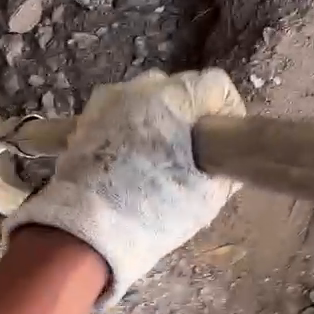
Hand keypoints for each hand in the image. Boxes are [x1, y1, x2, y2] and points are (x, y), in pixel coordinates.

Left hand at [5, 68, 245, 303]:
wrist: (89, 229)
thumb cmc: (156, 210)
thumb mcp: (207, 196)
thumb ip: (223, 166)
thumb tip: (227, 160)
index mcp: (178, 98)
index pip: (215, 84)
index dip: (225, 109)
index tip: (223, 139)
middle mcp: (142, 87)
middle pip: (177, 88)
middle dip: (187, 114)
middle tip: (189, 151)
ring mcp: (109, 99)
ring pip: (144, 98)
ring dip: (155, 118)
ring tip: (155, 156)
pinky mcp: (86, 117)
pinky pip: (116, 112)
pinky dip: (126, 127)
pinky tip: (127, 158)